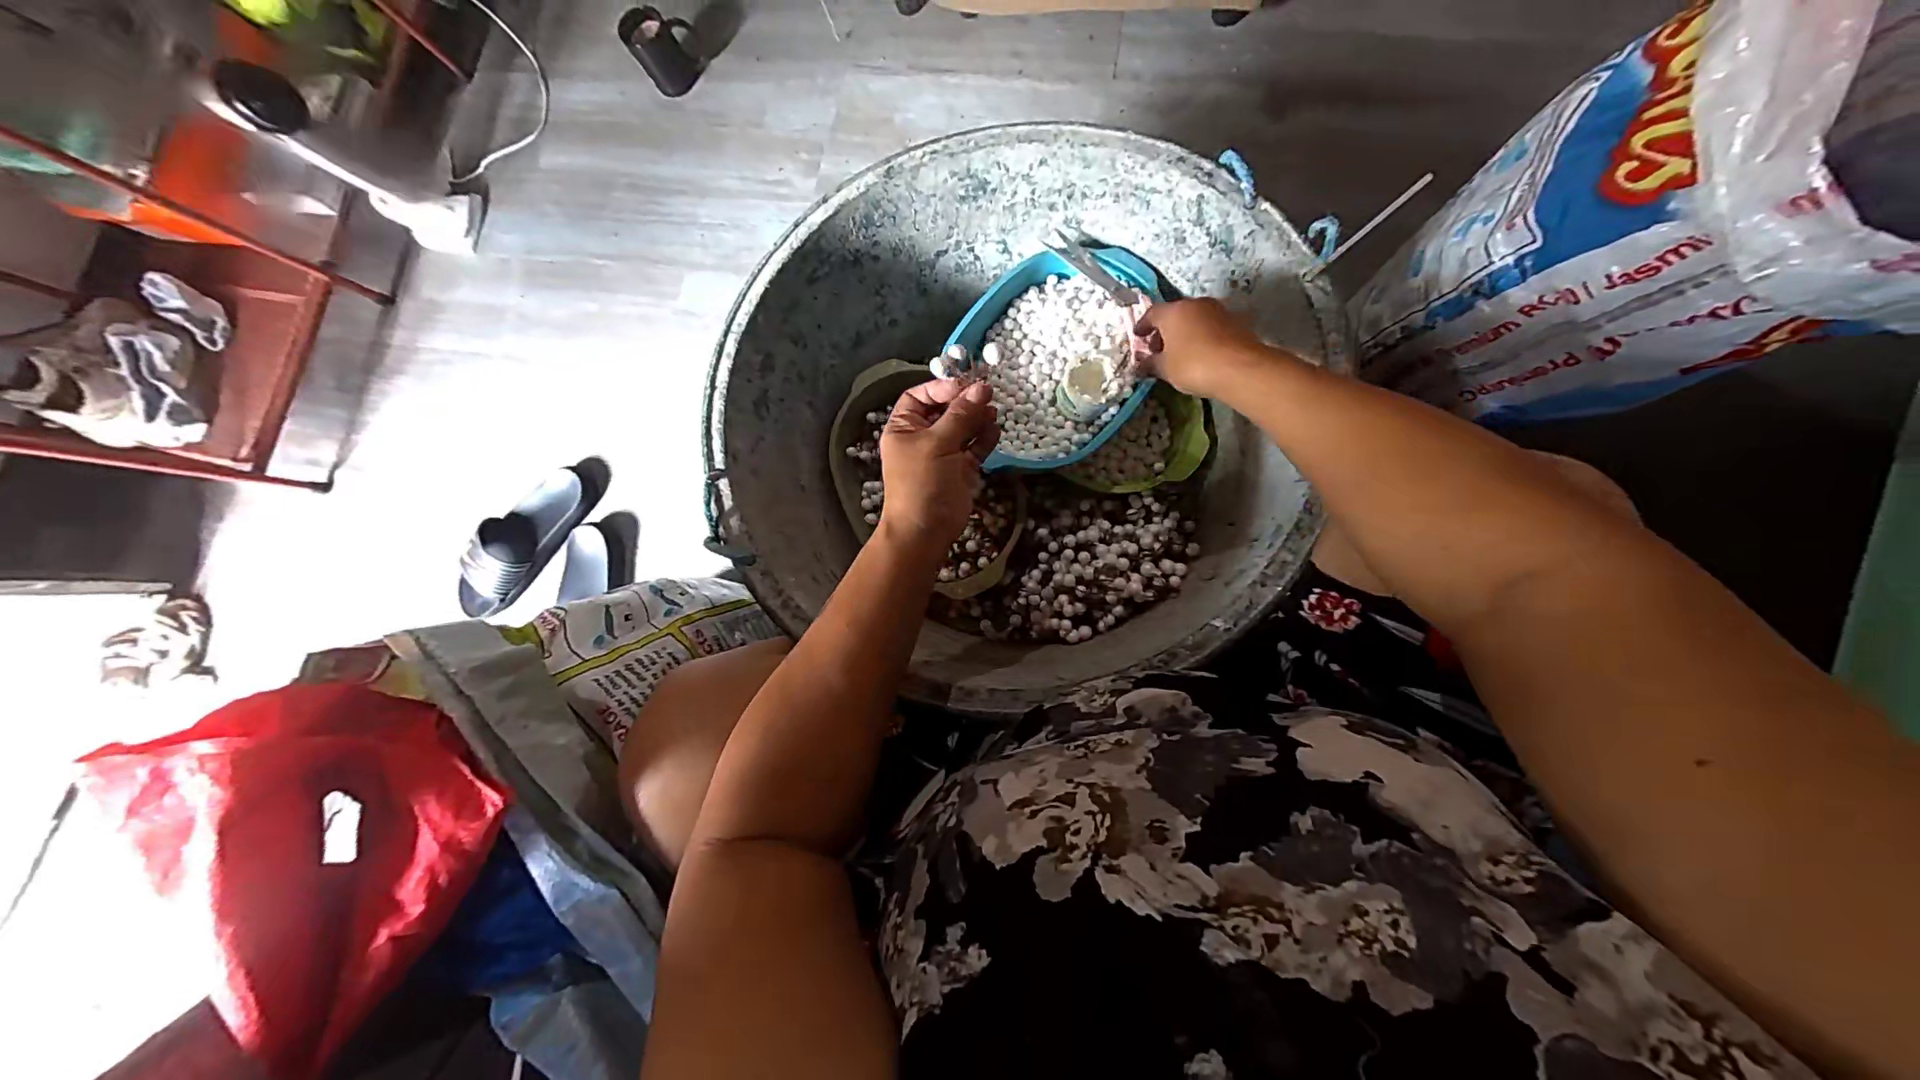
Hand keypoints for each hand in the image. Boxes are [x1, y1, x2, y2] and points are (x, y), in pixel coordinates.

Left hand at [878, 379, 999, 550]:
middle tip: (988, 395)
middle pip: (946, 409)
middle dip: (966, 402)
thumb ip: (961, 414)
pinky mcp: (962, 467)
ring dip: (979, 418)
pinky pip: (975, 446)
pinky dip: (985, 438)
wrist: (926, 530)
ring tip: (994, 412)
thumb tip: (982, 388)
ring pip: (964, 426)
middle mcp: (923, 436)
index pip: (921, 396)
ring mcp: (944, 452)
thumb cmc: (921, 483)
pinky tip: (995, 430)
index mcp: (905, 427)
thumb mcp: (937, 443)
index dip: (942, 388)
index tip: (966, 386)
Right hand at [1135, 298, 1285, 400]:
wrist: (1240, 368)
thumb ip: (1150, 364)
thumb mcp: (1165, 369)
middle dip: (1164, 330)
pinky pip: (1210, 327)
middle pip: (1174, 314)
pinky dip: (1201, 337)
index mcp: (1173, 311)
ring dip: (1184, 333)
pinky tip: (1200, 354)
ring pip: (1194, 319)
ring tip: (1179, 353)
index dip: (1143, 326)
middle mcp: (1195, 304)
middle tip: (1158, 349)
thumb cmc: (1193, 365)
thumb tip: (1140, 365)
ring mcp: (1217, 310)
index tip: (1138, 336)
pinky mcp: (1235, 322)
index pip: (1152, 313)